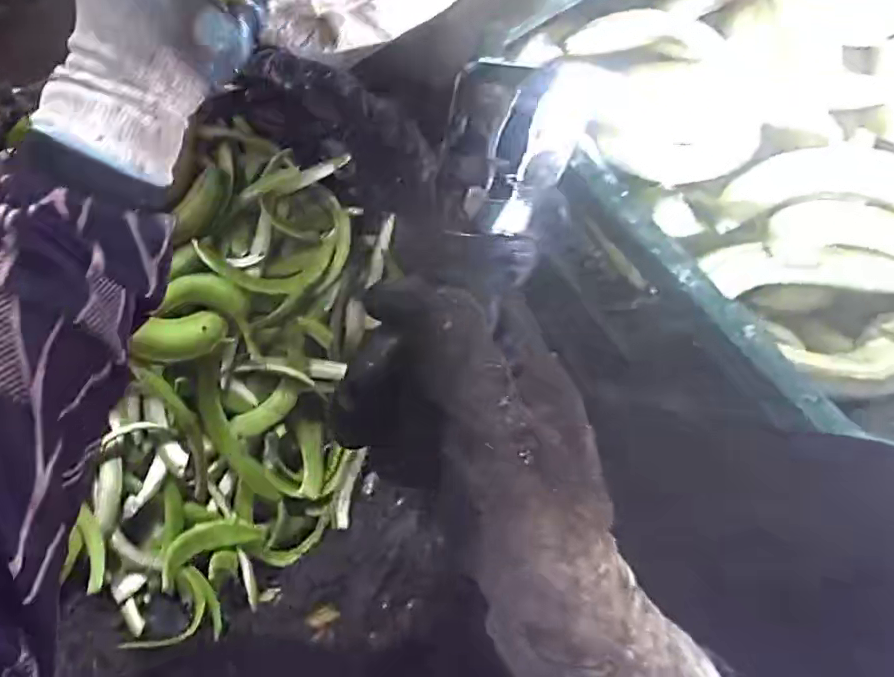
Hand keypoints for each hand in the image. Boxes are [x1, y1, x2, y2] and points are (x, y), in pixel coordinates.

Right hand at [352, 256, 719, 676]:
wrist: (545, 606)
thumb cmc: (526, 510)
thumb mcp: (493, 422)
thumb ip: (461, 352)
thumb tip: (415, 288)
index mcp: (522, 365)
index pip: (472, 298)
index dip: (423, 293)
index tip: (373, 307)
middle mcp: (499, 383)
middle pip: (428, 340)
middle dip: (383, 360)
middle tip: (355, 389)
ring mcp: (475, 418)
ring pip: (411, 377)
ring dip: (371, 393)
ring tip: (349, 424)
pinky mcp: (453, 450)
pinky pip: (407, 415)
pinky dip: (379, 424)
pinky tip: (364, 444)